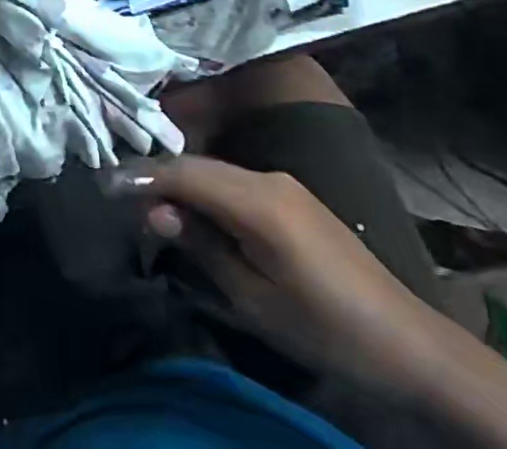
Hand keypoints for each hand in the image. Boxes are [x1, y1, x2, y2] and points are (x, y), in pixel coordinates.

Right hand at [137, 156, 449, 393]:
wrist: (402, 339)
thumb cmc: (322, 327)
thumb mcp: (252, 297)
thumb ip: (201, 245)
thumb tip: (154, 210)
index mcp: (259, 202)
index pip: (186, 172)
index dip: (142, 174)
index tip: (104, 184)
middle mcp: (269, 178)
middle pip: (198, 166)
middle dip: (155, 175)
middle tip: (115, 193)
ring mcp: (282, 183)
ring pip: (214, 171)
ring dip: (178, 181)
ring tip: (143, 200)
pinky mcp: (290, 195)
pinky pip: (233, 181)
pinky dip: (203, 189)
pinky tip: (187, 206)